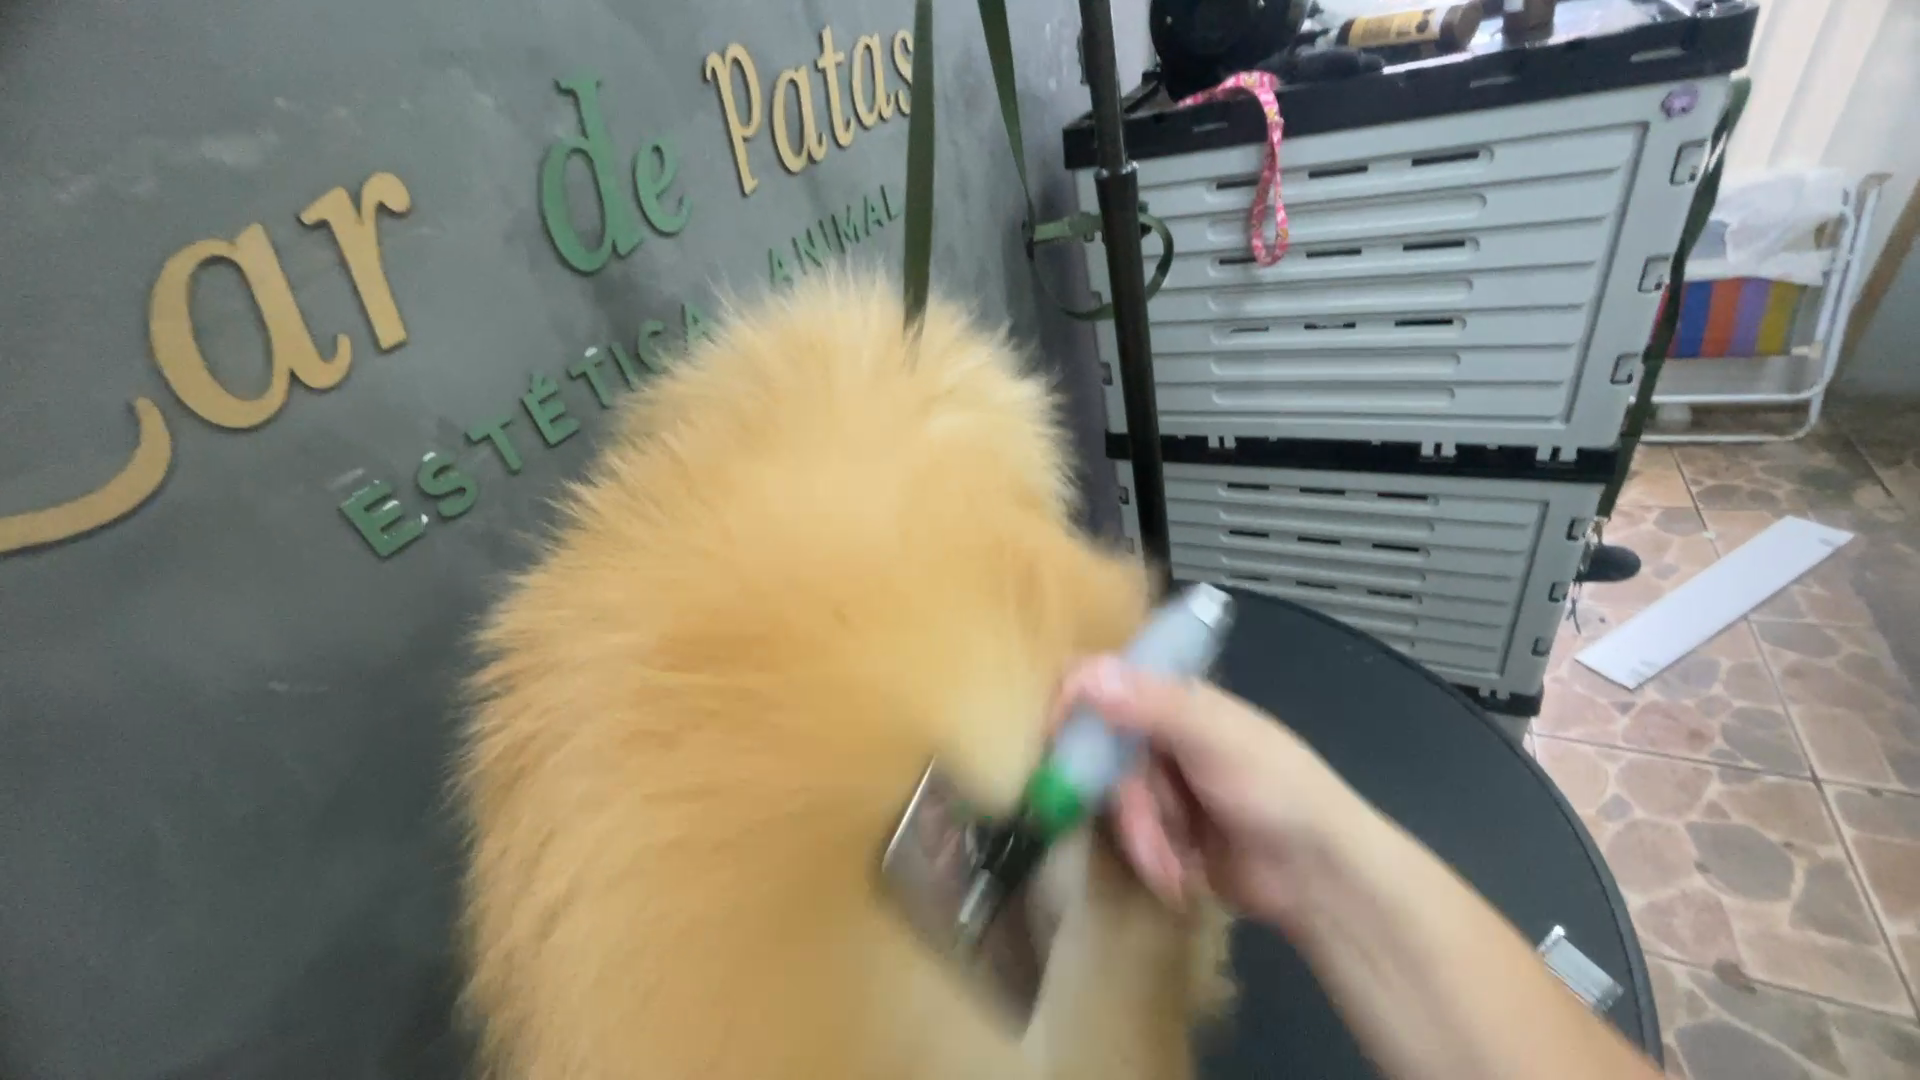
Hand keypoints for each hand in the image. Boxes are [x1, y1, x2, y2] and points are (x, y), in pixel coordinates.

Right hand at [1055, 656, 1372, 928]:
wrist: (1319, 877)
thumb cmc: (1274, 788)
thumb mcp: (1214, 738)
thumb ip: (1151, 706)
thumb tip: (1085, 676)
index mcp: (1175, 699)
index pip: (1103, 679)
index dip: (1075, 701)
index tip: (1058, 735)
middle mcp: (1159, 734)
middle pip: (1100, 751)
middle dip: (1123, 797)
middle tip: (1140, 822)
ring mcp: (1159, 784)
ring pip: (1113, 800)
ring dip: (1143, 835)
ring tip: (1174, 862)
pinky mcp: (1161, 828)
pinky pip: (1130, 835)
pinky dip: (1152, 856)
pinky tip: (1180, 874)